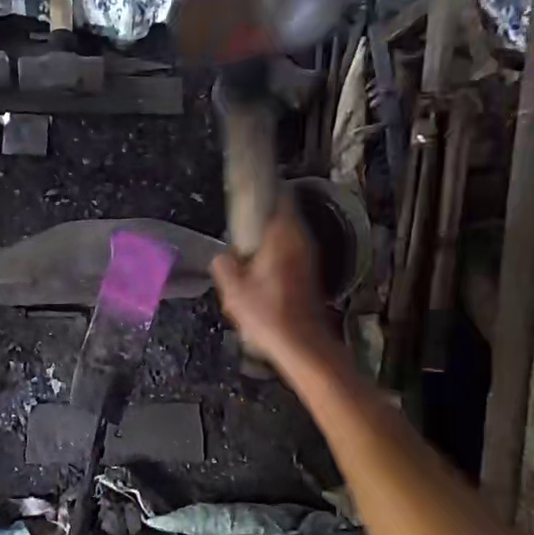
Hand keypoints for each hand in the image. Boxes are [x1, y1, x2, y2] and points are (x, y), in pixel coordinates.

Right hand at [210, 195, 334, 367]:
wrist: (303, 344)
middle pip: (283, 216)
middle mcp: (301, 240)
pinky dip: (276, 255)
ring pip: (287, 236)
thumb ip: (224, 265)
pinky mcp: (311, 274)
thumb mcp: (233, 290)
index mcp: (283, 235)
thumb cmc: (268, 314)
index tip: (247, 193)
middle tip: (239, 228)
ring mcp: (309, 257)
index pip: (280, 196)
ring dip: (269, 239)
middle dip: (262, 220)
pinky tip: (261, 273)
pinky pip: (290, 253)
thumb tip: (223, 256)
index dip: (264, 190)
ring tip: (246, 252)